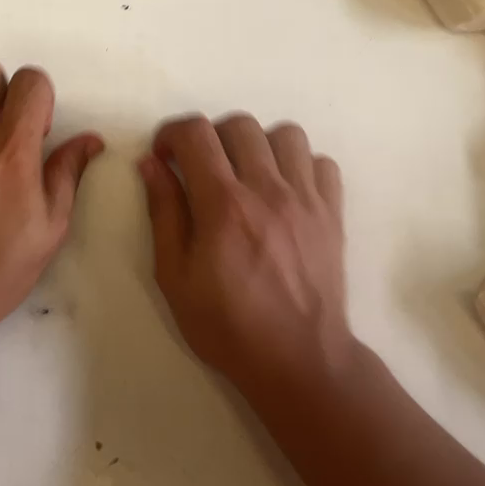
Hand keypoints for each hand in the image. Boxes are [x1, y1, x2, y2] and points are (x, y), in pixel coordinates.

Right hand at [139, 114, 351, 391]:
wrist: (299, 361)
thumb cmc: (226, 325)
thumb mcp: (175, 276)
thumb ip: (164, 213)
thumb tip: (151, 164)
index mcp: (223, 204)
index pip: (195, 133)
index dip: (172, 133)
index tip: (165, 156)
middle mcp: (267, 189)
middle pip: (239, 125)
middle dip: (212, 136)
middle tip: (203, 168)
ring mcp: (306, 199)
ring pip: (286, 134)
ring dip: (259, 145)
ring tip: (248, 174)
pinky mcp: (332, 213)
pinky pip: (321, 163)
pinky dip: (300, 166)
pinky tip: (284, 192)